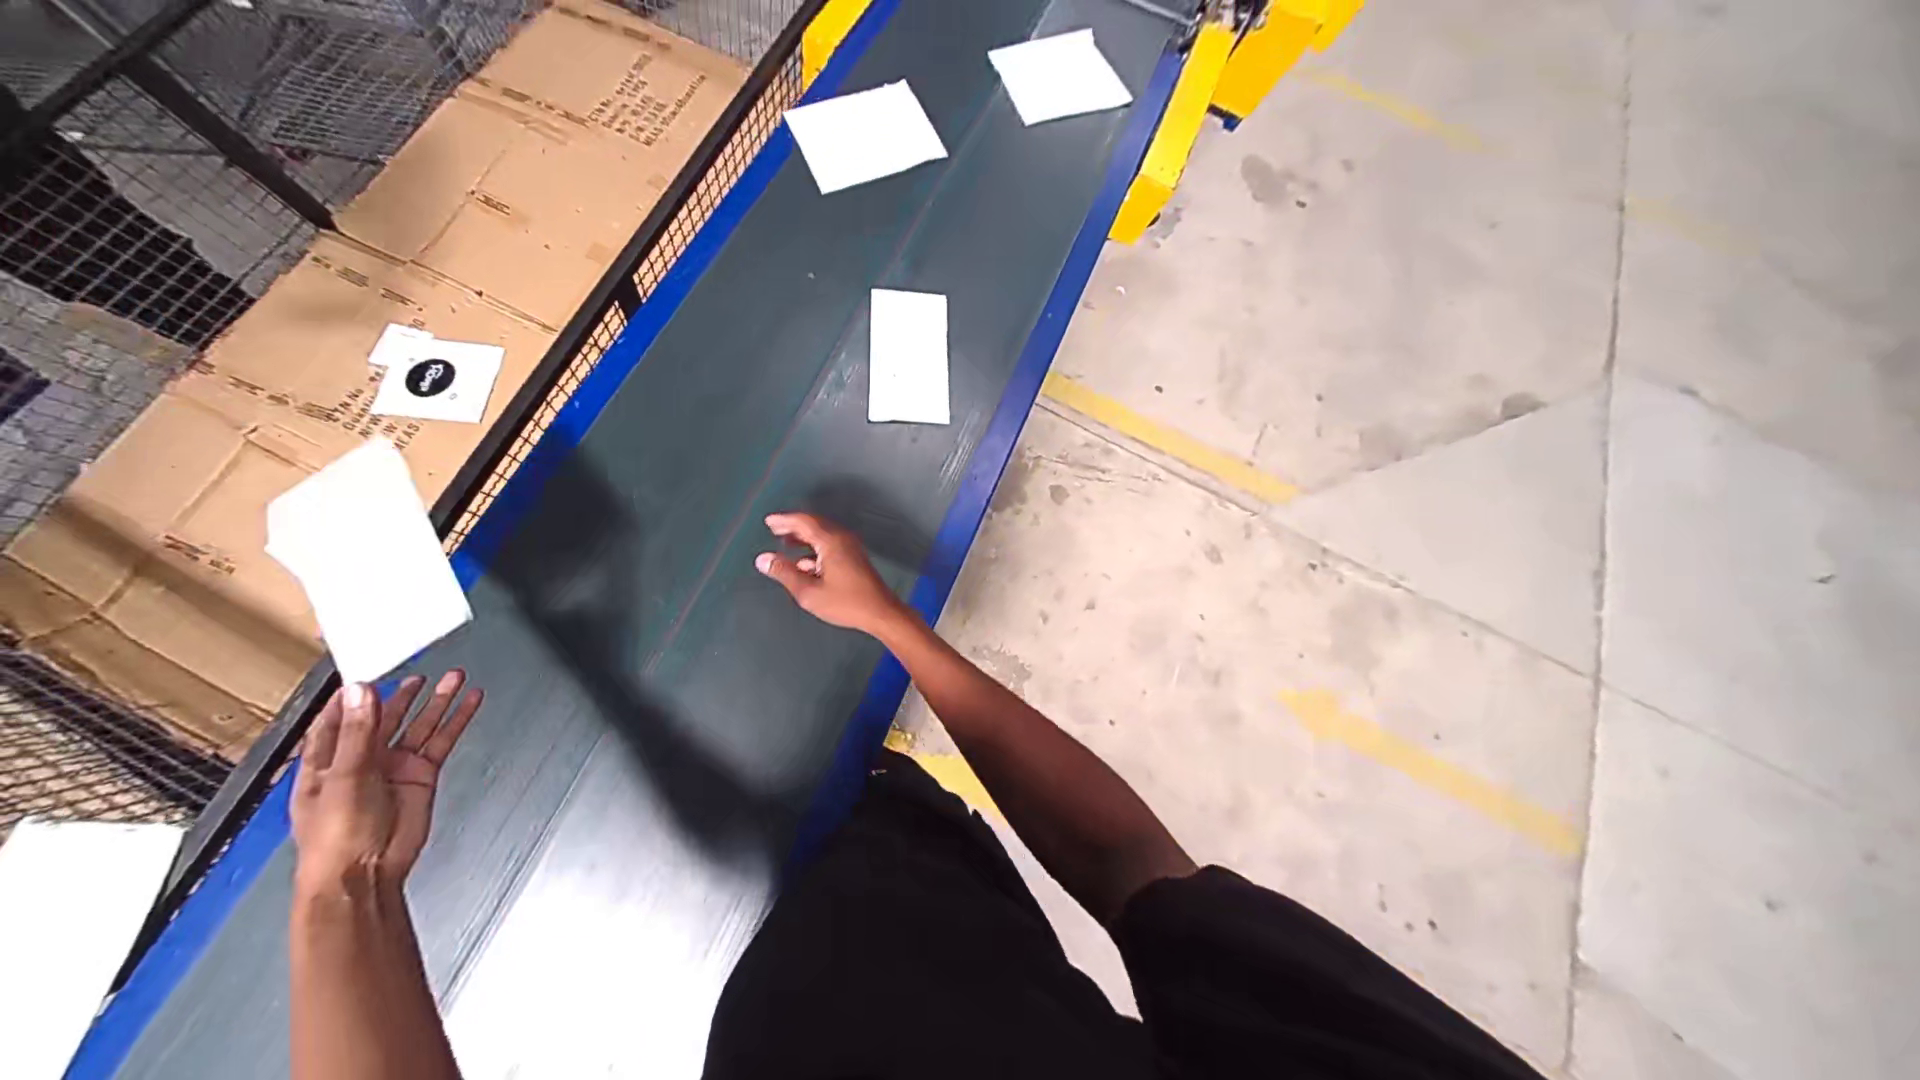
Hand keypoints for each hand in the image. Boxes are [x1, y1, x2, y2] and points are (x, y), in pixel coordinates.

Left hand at [290, 671, 482, 897]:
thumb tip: (363, 692)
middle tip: (419, 669)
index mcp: (326, 760)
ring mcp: (394, 767)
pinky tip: (468, 703)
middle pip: (384, 716)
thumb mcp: (343, 777)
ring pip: (419, 724)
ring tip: (454, 677)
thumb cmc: (335, 839)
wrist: (366, 872)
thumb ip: (358, 733)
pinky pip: (442, 740)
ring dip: (437, 700)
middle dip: (402, 692)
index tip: (369, 670)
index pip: (339, 717)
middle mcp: (361, 760)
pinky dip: (458, 720)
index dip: (354, 694)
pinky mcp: (422, 775)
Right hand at [755, 512, 908, 636]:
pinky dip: (814, 547)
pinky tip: (804, 561)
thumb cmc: (846, 603)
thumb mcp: (808, 592)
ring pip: (822, 534)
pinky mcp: (854, 557)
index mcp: (831, 541)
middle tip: (774, 529)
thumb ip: (784, 573)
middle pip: (814, 524)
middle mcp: (842, 539)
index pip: (804, 522)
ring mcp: (850, 547)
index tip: (769, 521)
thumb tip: (763, 559)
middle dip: (793, 526)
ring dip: (804, 536)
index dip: (784, 520)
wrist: (880, 612)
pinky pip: (830, 543)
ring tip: (785, 542)